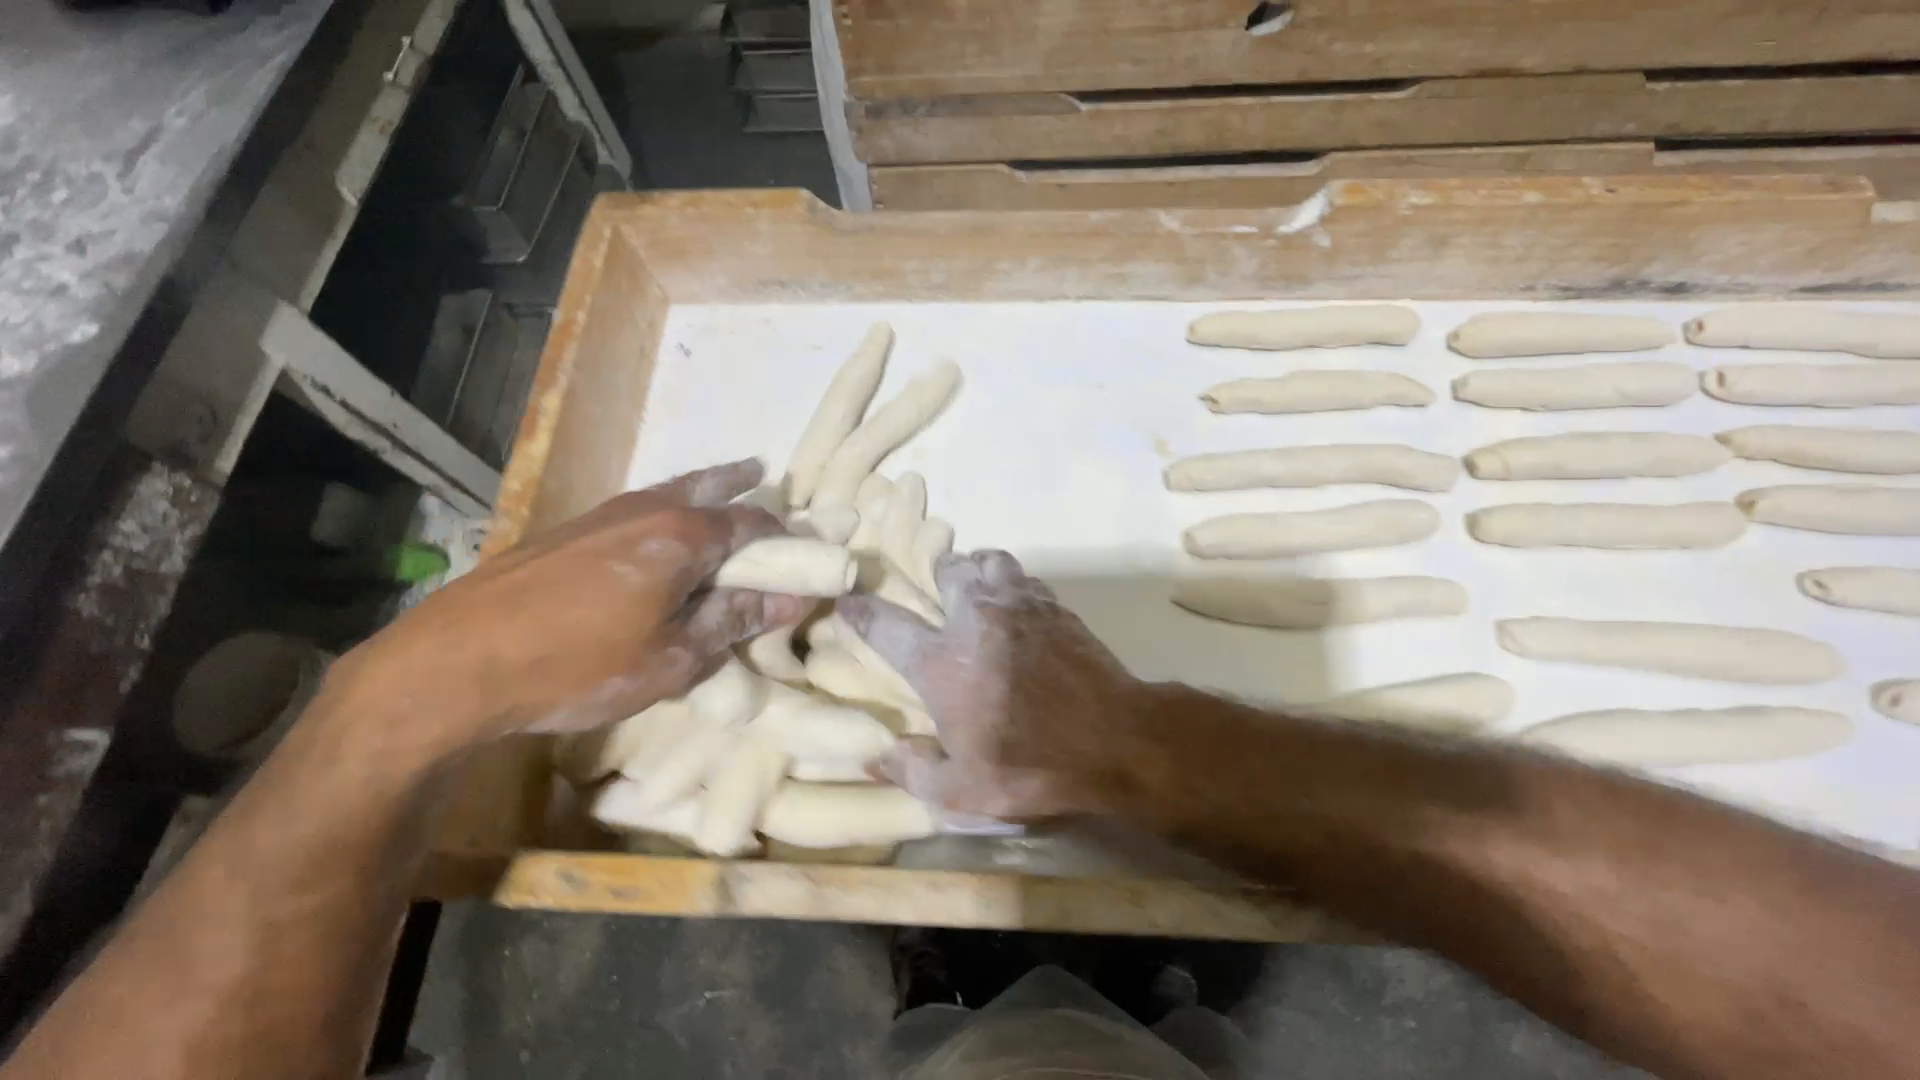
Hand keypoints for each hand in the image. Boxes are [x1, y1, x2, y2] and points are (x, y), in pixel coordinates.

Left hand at [323, 459, 807, 760]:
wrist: (457, 662)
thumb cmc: (580, 665)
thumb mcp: (674, 659)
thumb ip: (733, 621)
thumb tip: (788, 597)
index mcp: (684, 535)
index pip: (754, 524)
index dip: (787, 541)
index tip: (804, 558)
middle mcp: (648, 509)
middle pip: (712, 487)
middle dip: (743, 487)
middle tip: (764, 478)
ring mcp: (603, 515)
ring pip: (671, 494)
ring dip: (704, 494)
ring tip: (725, 490)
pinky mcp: (570, 532)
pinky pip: (638, 512)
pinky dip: (667, 514)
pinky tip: (662, 534)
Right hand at [837, 550, 1155, 820]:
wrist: (1116, 741)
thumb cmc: (1031, 767)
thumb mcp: (961, 791)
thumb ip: (912, 771)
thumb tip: (876, 757)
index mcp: (943, 662)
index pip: (887, 625)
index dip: (862, 611)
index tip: (850, 601)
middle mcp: (976, 620)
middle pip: (947, 570)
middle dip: (936, 574)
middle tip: (936, 592)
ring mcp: (1020, 607)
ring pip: (991, 560)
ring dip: (978, 569)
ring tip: (978, 588)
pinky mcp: (1057, 608)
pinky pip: (1026, 578)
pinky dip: (1013, 584)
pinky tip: (1018, 607)